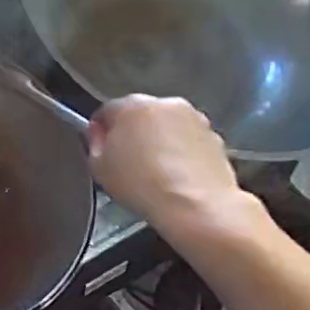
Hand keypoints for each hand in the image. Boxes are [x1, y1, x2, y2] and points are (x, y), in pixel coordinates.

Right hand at [86, 95, 252, 230]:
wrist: (195, 205)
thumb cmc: (143, 185)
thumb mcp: (98, 167)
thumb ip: (94, 143)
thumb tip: (98, 134)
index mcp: (132, 106)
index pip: (106, 110)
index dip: (100, 130)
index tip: (100, 148)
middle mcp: (165, 104)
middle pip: (139, 114)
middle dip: (132, 133)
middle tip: (125, 163)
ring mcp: (194, 118)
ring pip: (166, 126)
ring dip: (158, 141)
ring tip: (152, 173)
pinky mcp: (214, 136)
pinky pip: (188, 140)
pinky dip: (181, 152)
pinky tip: (174, 177)